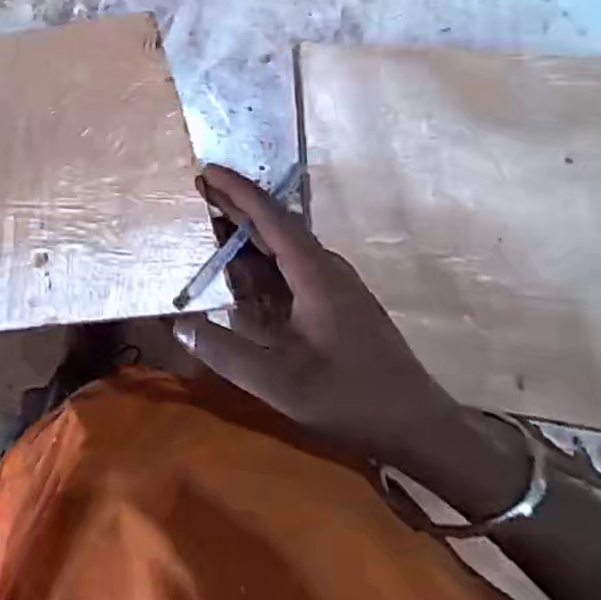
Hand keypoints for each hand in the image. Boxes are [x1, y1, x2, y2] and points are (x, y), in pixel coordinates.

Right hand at [174, 164, 467, 472]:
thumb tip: (178, 324)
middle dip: (238, 205)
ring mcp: (336, 285)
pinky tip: (245, 270)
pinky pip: (292, 266)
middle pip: (277, 225)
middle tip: (200, 189)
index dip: (238, 192)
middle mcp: (327, 269)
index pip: (272, 219)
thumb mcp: (280, 384)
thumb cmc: (351, 400)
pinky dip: (262, 258)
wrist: (422, 429)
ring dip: (249, 233)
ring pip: (285, 246)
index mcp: (315, 275)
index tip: (208, 170)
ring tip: (212, 224)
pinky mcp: (338, 302)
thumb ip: (226, 353)